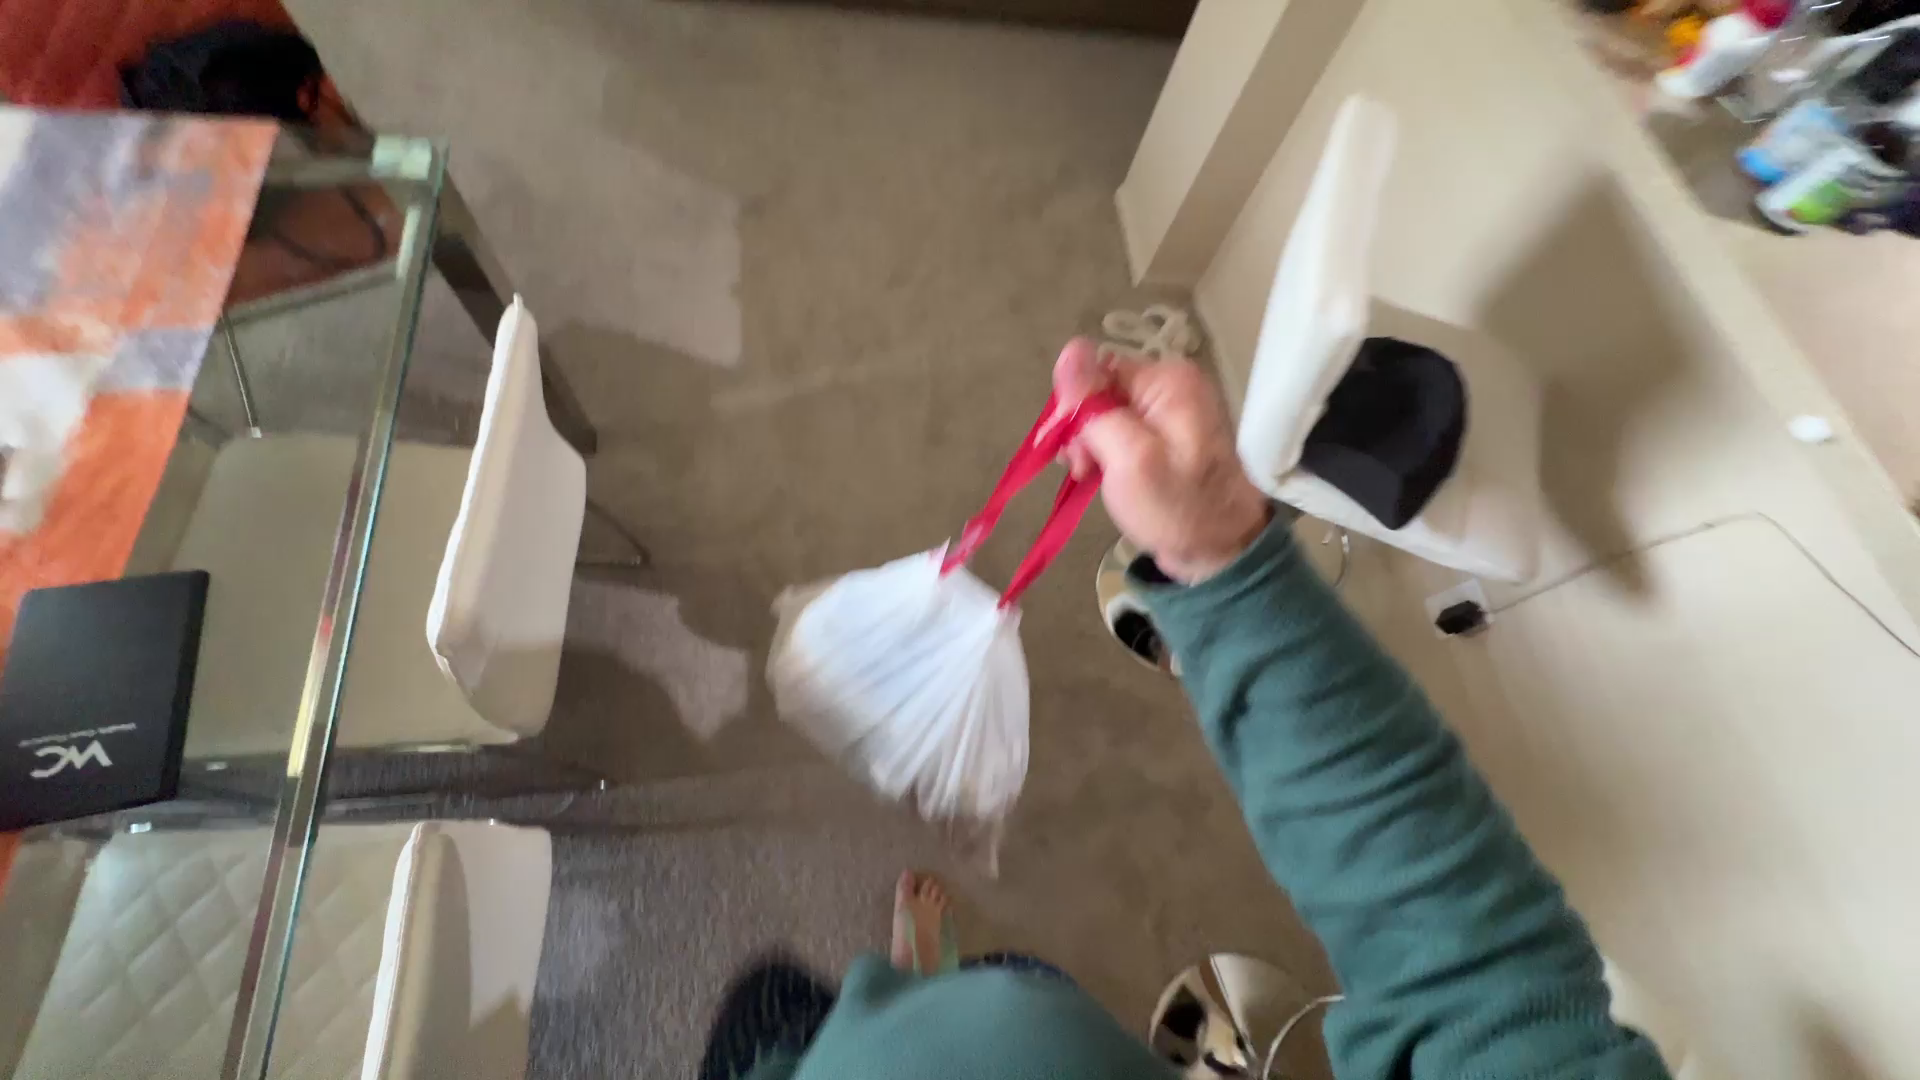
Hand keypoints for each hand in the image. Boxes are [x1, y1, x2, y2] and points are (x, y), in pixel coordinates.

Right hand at [1053, 338, 1271, 583]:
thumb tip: (1069, 349)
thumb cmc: (1175, 506)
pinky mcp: (1163, 437)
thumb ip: (1094, 404)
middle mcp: (1170, 386)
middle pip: (1099, 392)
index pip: (1096, 371)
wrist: (1219, 552)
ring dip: (1089, 445)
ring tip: (1091, 477)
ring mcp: (1168, 412)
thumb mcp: (1127, 455)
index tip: (1072, 448)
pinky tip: (1101, 476)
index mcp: (1167, 379)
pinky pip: (1119, 432)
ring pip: (1105, 415)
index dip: (1075, 407)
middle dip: (1081, 430)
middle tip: (1084, 469)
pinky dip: (1104, 454)